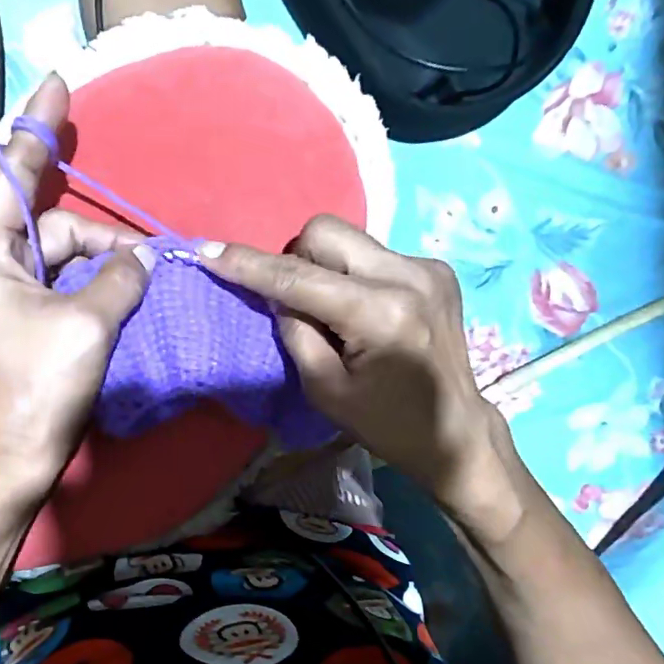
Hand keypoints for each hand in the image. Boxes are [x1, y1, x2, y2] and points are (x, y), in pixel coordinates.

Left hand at [0, 75, 155, 501]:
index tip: (58, 82)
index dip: (37, 128)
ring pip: (65, 254)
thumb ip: (120, 274)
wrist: (21, 453)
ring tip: (141, 286)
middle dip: (101, 237)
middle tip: (149, 259)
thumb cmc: (42, 385)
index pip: (12, 173)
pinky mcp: (25, 315)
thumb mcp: (89, 321)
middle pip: (52, 222)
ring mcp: (6, 291)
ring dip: (105, 265)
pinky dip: (96, 283)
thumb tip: (143, 255)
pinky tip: (126, 293)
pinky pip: (65, 280)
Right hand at [199, 216, 523, 530]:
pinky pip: (370, 253)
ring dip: (323, 266)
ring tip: (331, 311)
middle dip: (294, 259)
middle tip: (295, 303)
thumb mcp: (324, 389)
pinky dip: (350, 274)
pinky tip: (362, 310)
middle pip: (325, 232)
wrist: (454, 431)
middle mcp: (407, 276)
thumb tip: (278, 293)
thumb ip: (295, 332)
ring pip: (347, 238)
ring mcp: (426, 267)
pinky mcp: (435, 268)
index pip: (299, 277)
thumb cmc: (384, 422)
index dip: (249, 265)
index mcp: (380, 315)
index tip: (209, 251)